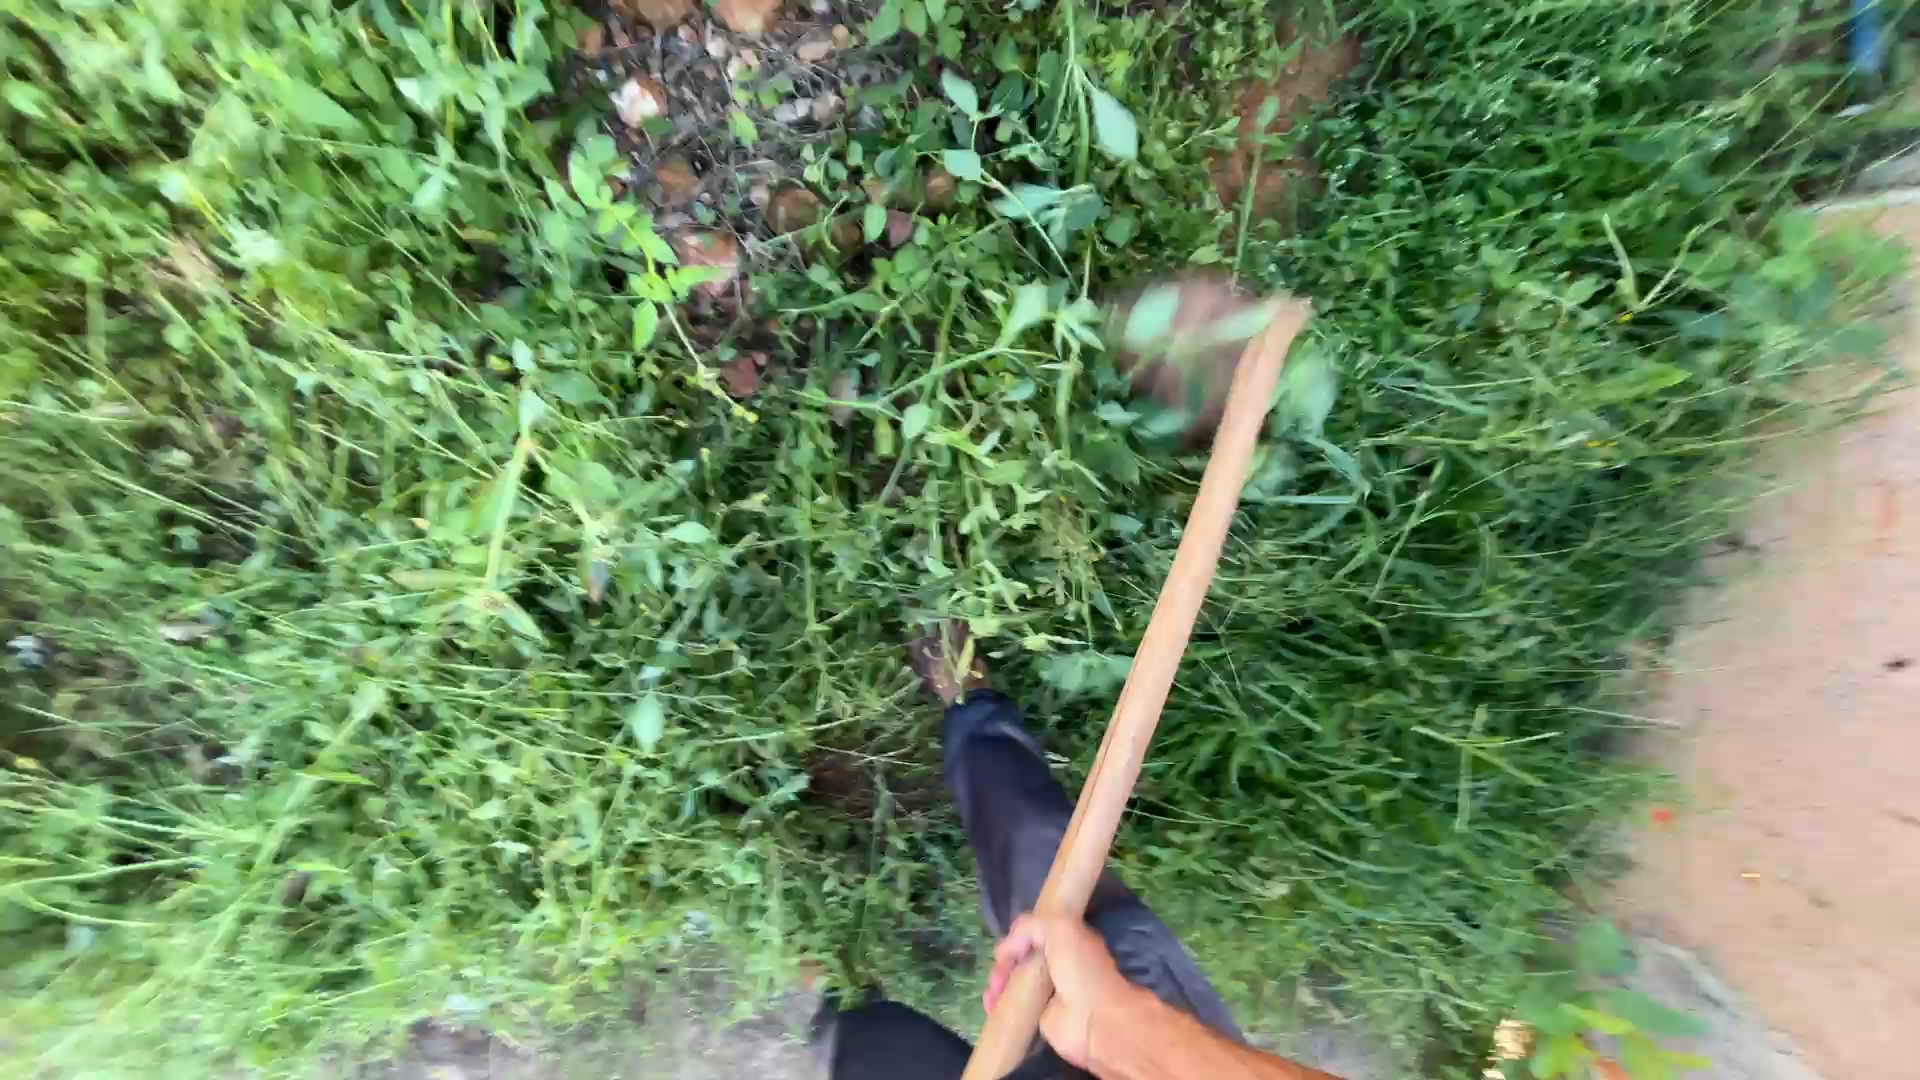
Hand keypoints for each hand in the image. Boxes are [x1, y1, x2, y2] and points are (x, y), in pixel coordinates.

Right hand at [983, 913, 1140, 1068]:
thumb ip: (1031, 925)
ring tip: (994, 989)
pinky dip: (998, 1004)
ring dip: (998, 982)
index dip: (1017, 936)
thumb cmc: (1081, 969)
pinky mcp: (1039, 1017)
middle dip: (1005, 961)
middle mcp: (1056, 963)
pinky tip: (991, 1004)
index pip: (1034, 932)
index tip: (1005, 946)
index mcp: (1066, 939)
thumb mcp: (1059, 927)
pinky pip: (1013, 1006)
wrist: (1095, 1020)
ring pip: (1014, 980)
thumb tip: (1006, 944)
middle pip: (1021, 956)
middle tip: (998, 971)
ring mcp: (1047, 992)